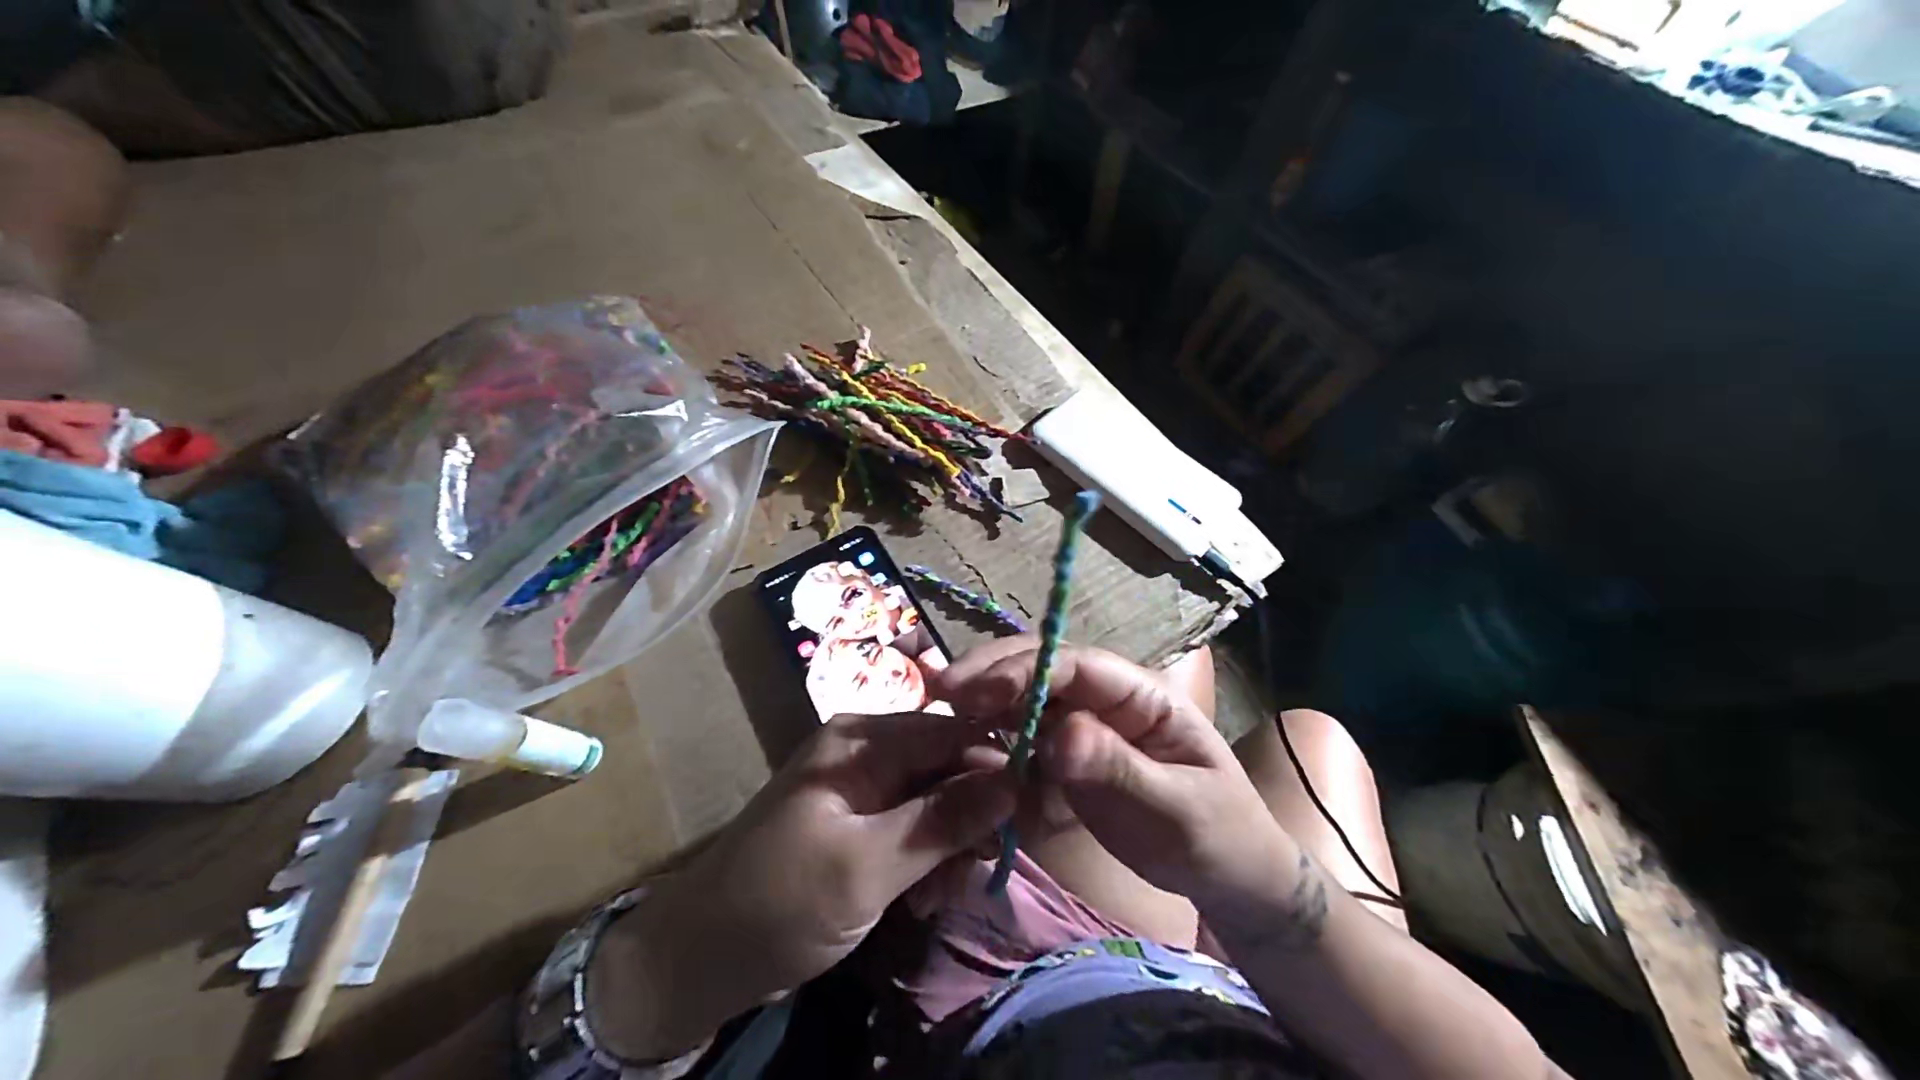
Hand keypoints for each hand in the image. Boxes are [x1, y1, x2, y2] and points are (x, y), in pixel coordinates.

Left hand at [588, 711, 1013, 1057]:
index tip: (1029, 818)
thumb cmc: (779, 903)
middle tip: (973, 876)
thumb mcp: (867, 866)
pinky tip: (923, 899)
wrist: (698, 956)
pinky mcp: (861, 820)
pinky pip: (915, 823)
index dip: (997, 768)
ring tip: (939, 899)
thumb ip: (942, 820)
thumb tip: (1016, 780)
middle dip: (971, 819)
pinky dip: (928, 858)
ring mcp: (864, 785)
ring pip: (938, 799)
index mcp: (864, 740)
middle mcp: (868, 749)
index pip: (955, 731)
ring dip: (951, 847)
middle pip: (950, 765)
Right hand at [930, 637, 1294, 911]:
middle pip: (1042, 670)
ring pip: (1026, 700)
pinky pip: (1025, 741)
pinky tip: (966, 753)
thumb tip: (1060, 735)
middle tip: (941, 691)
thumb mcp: (1178, 808)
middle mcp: (1106, 700)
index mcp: (1141, 694)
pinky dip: (995, 743)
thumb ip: (1120, 770)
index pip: (1076, 666)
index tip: (974, 690)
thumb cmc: (1217, 834)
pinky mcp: (1069, 759)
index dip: (1023, 670)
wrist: (1228, 876)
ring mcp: (1084, 728)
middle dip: (992, 674)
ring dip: (985, 703)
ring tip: (940, 715)